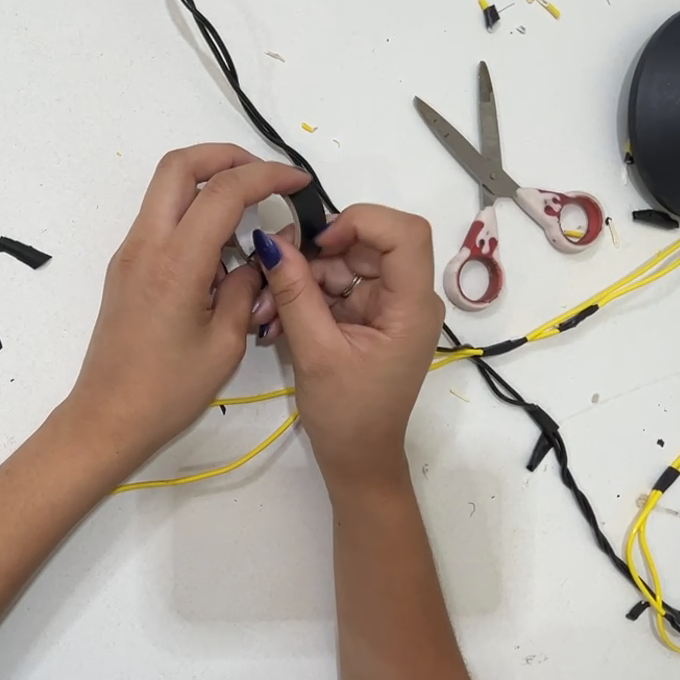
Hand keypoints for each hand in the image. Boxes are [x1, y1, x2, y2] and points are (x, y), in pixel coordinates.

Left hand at [64, 143, 312, 461]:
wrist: (107, 417)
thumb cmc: (168, 390)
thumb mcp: (225, 342)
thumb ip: (246, 285)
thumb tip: (261, 252)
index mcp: (175, 262)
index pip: (223, 190)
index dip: (267, 175)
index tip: (298, 182)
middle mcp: (145, 244)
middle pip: (179, 165)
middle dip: (226, 156)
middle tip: (265, 178)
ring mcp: (128, 253)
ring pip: (165, 188)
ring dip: (207, 185)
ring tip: (247, 219)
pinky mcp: (124, 267)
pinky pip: (159, 219)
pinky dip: (191, 213)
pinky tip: (221, 249)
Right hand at [251, 206, 444, 479]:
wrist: (356, 457)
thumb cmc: (346, 414)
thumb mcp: (314, 352)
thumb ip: (294, 293)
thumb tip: (270, 242)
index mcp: (412, 307)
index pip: (404, 234)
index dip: (360, 222)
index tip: (317, 244)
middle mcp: (407, 297)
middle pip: (368, 243)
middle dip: (316, 255)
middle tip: (272, 275)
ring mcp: (387, 305)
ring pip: (345, 261)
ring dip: (303, 277)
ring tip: (268, 309)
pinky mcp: (368, 314)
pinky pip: (336, 284)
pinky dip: (306, 293)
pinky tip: (279, 315)